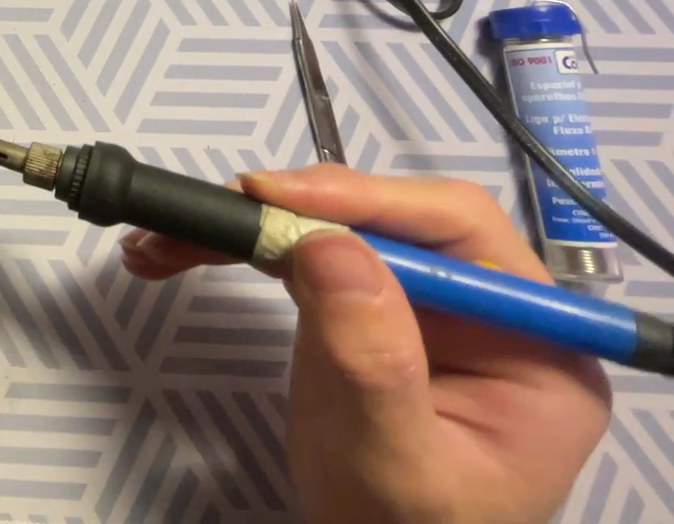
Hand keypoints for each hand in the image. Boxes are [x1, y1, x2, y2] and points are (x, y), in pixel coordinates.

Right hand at [121, 165, 610, 523]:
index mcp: (527, 338)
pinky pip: (288, 254)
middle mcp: (473, 304)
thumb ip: (373, 358)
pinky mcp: (350, 303)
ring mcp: (407, 300)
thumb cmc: (401, 523)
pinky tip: (171, 252)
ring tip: (159, 238)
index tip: (270, 195)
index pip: (454, 229)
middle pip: (376, 217)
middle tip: (205, 214)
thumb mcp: (393, 455)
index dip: (363, 198)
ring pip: (319, 228)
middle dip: (282, 210)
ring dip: (236, 226)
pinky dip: (226, 248)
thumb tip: (328, 245)